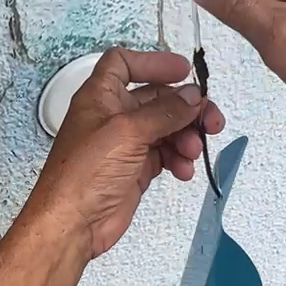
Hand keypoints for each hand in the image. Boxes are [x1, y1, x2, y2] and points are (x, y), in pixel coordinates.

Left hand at [25, 48, 225, 258]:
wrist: (74, 223)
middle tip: (211, 122)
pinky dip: (178, 159)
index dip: (152, 62)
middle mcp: (113, 116)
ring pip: (166, 128)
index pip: (123, 64)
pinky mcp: (136, 169)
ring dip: (186, 137)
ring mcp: (125, 144)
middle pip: (156, 99)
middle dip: (185, 108)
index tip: (183, 71)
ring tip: (194, 151)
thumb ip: (164, 112)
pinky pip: (166, 154)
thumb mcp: (128, 132)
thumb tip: (193, 96)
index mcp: (101, 96)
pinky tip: (184, 170)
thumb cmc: (86, 172)